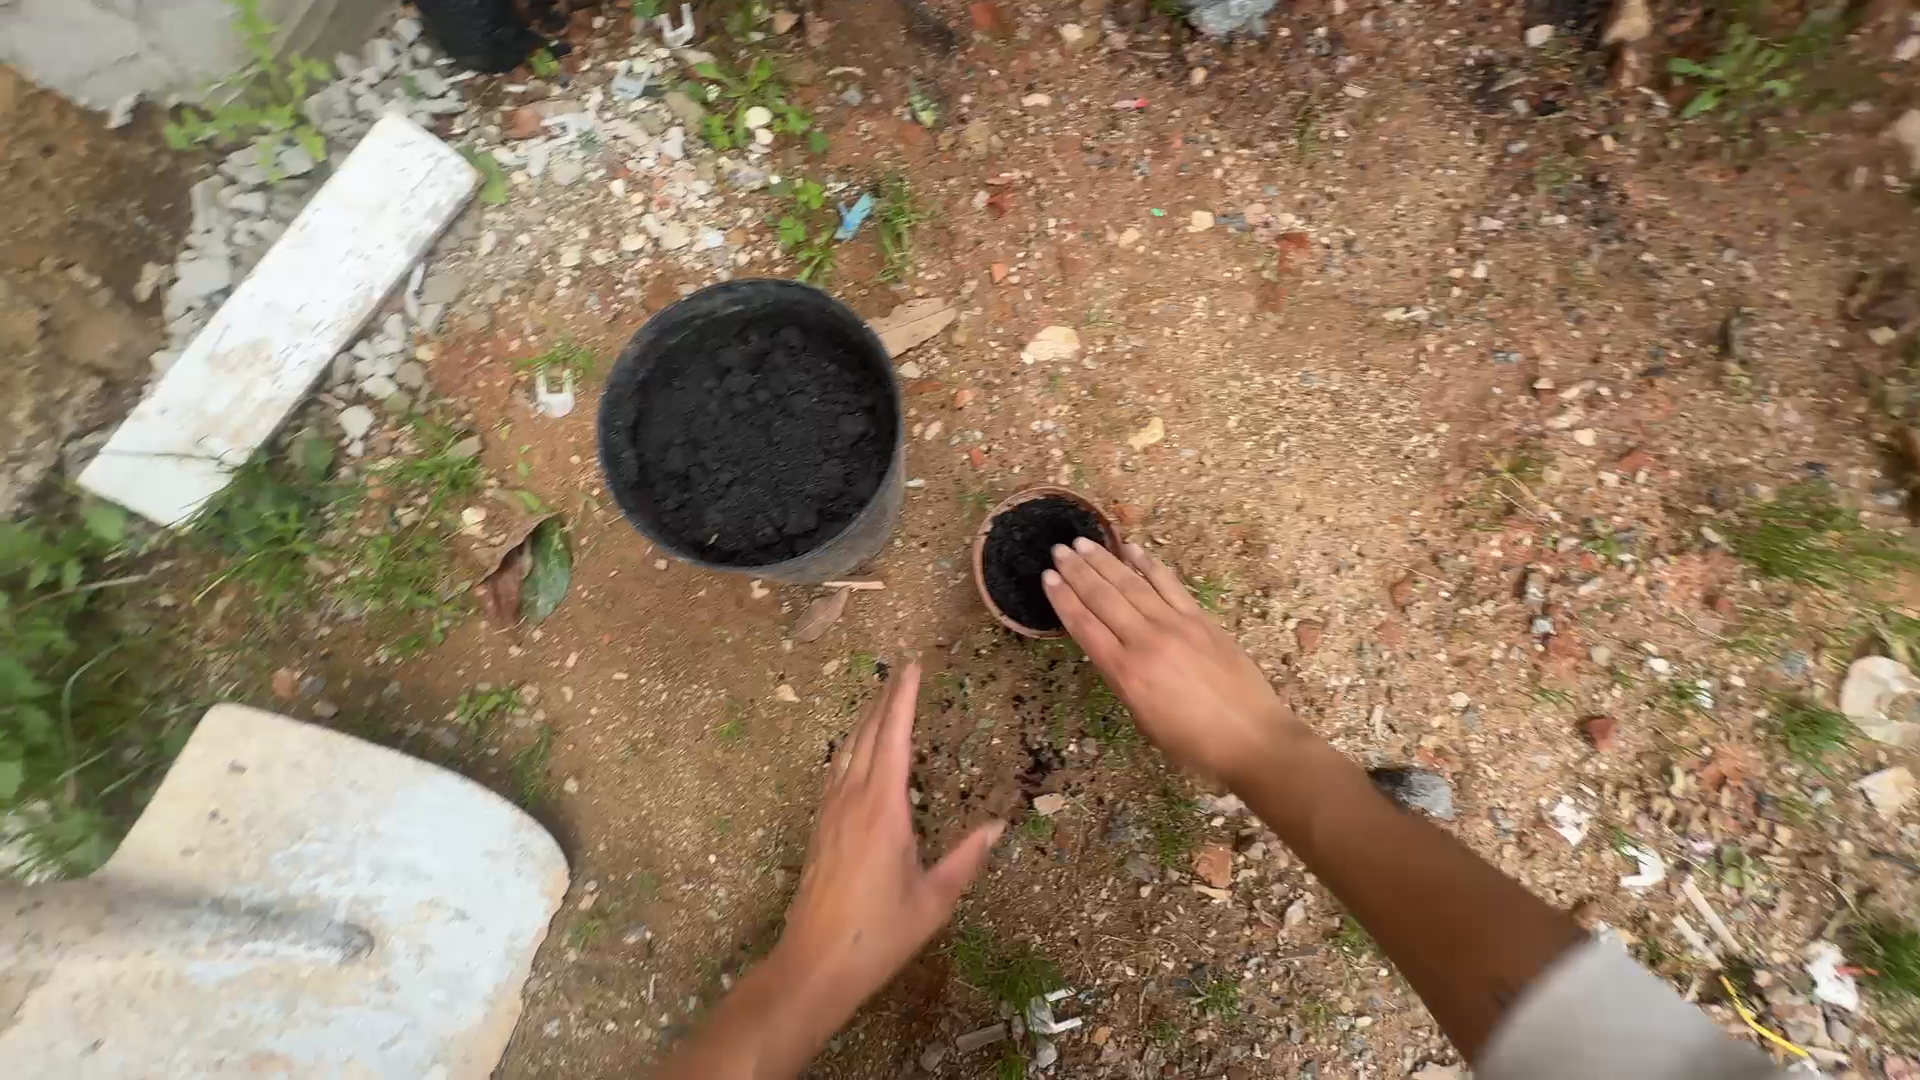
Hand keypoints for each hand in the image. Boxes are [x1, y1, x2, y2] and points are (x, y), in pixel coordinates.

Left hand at [773, 657, 1004, 1021]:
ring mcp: (831, 810)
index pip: (894, 737)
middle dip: (885, 698)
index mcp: (883, 808)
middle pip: (867, 733)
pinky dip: (852, 744)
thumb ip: (966, 859)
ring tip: (882, 697)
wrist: (813, 965)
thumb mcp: (933, 901)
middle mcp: (853, 798)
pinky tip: (856, 748)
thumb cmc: (878, 935)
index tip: (912, 667)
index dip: (903, 698)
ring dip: (866, 717)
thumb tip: (998, 826)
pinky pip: (837, 768)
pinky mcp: (820, 825)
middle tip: (902, 670)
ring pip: (848, 747)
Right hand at [1043, 539, 1303, 783]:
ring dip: (1104, 560)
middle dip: (1077, 571)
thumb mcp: (1143, 718)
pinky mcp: (1200, 619)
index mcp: (1126, 673)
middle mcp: (1146, 641)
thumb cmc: (1193, 742)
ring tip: (1082, 543)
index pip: (1084, 626)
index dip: (1063, 599)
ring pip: (1132, 584)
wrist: (1252, 739)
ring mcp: (1175, 625)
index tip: (1047, 578)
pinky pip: (1169, 584)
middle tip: (1058, 550)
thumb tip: (1110, 649)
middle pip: (1103, 597)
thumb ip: (1123, 679)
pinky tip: (1132, 548)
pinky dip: (1149, 564)